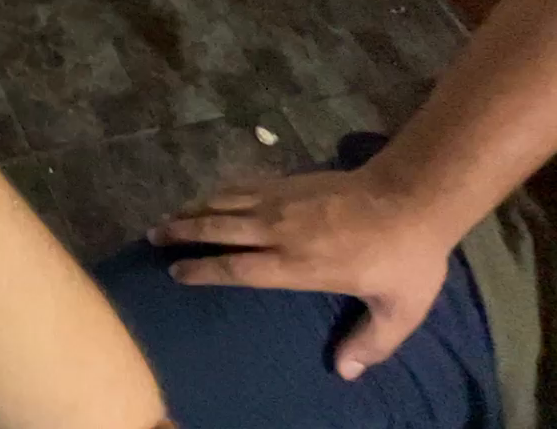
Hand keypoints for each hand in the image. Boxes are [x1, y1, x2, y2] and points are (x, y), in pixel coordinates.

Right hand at [149, 167, 455, 379]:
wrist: (405, 200)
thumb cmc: (403, 259)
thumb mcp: (400, 310)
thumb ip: (370, 341)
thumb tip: (344, 373)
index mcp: (298, 264)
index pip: (236, 268)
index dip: (201, 270)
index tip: (176, 272)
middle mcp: (274, 231)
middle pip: (213, 230)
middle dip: (178, 233)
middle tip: (151, 236)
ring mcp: (273, 203)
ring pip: (217, 205)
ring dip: (188, 212)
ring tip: (167, 218)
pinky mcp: (276, 184)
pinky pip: (233, 188)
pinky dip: (211, 195)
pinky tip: (204, 199)